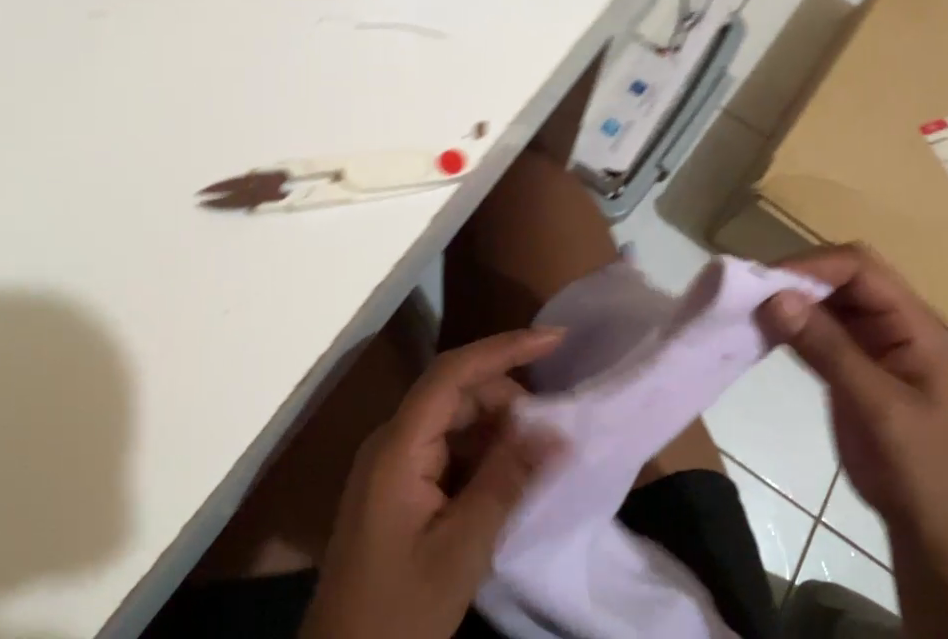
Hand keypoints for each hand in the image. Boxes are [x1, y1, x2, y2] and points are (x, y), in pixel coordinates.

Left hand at [300, 328, 565, 638]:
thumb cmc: (402, 607)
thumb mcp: (464, 546)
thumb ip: (507, 480)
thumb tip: (556, 432)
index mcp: (398, 447)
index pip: (452, 373)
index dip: (504, 348)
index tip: (556, 340)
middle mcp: (390, 442)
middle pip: (454, 393)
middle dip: (507, 398)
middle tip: (552, 428)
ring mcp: (391, 465)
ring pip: (453, 421)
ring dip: (497, 429)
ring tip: (537, 456)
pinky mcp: (398, 488)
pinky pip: (446, 450)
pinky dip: (481, 455)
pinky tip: (509, 478)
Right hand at [758, 245, 947, 517]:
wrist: (926, 519)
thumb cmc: (914, 462)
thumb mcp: (875, 405)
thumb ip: (829, 349)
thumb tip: (776, 297)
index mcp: (914, 323)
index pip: (862, 270)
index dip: (815, 267)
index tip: (768, 282)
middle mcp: (894, 322)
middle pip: (844, 276)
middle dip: (800, 277)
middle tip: (752, 291)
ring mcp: (872, 342)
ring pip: (828, 299)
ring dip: (792, 298)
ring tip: (750, 306)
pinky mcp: (850, 362)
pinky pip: (818, 327)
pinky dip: (791, 323)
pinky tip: (763, 330)